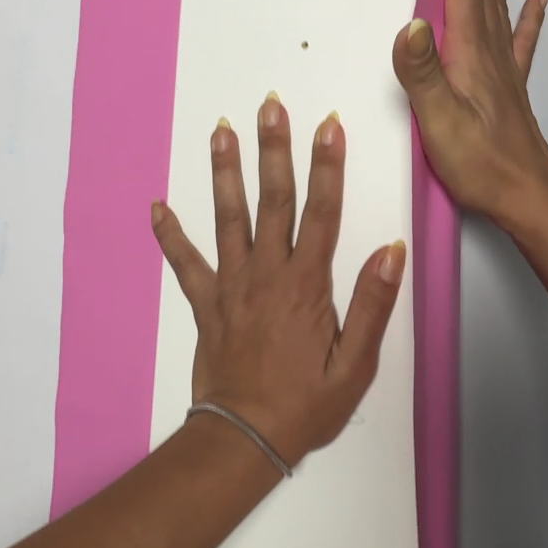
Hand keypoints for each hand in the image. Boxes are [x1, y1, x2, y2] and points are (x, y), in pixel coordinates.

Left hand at [151, 97, 405, 467]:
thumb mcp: (356, 365)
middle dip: (273, 150)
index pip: (321, 211)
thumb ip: (373, 304)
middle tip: (269, 106)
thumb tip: (391, 250)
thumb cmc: (305, 403)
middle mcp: (267, 272)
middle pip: (272, 200)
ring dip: (225, 172)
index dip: (327, 165)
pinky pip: (186, 264)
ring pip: (228, 218)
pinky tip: (156, 206)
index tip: (328, 125)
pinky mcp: (206, 303)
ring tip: (221, 131)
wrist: (244, 441)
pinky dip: (170, 235)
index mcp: (306, 283)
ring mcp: (231, 285)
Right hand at [392, 0, 547, 224]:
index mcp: (470, 54)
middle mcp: (489, 51)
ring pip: (500, 4)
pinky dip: (529, 15)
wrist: (528, 194)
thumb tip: (411, 23)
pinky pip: (521, 40)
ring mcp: (504, 67)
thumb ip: (423, 73)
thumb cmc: (480, 161)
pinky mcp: (511, 86)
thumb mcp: (439, 120)